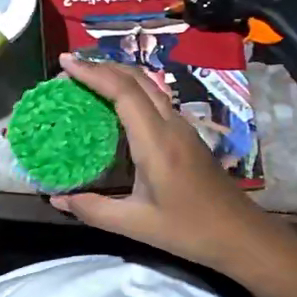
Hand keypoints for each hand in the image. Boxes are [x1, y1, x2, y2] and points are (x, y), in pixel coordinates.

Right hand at [50, 54, 293, 276]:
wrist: (240, 235)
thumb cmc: (189, 230)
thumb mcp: (136, 224)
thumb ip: (94, 210)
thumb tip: (57, 200)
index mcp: (157, 142)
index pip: (123, 92)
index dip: (93, 72)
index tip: (65, 62)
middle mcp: (171, 126)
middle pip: (138, 79)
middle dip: (102, 66)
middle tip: (70, 68)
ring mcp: (183, 129)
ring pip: (149, 87)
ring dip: (118, 77)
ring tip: (87, 80)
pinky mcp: (187, 137)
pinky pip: (156, 102)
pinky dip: (131, 92)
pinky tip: (115, 107)